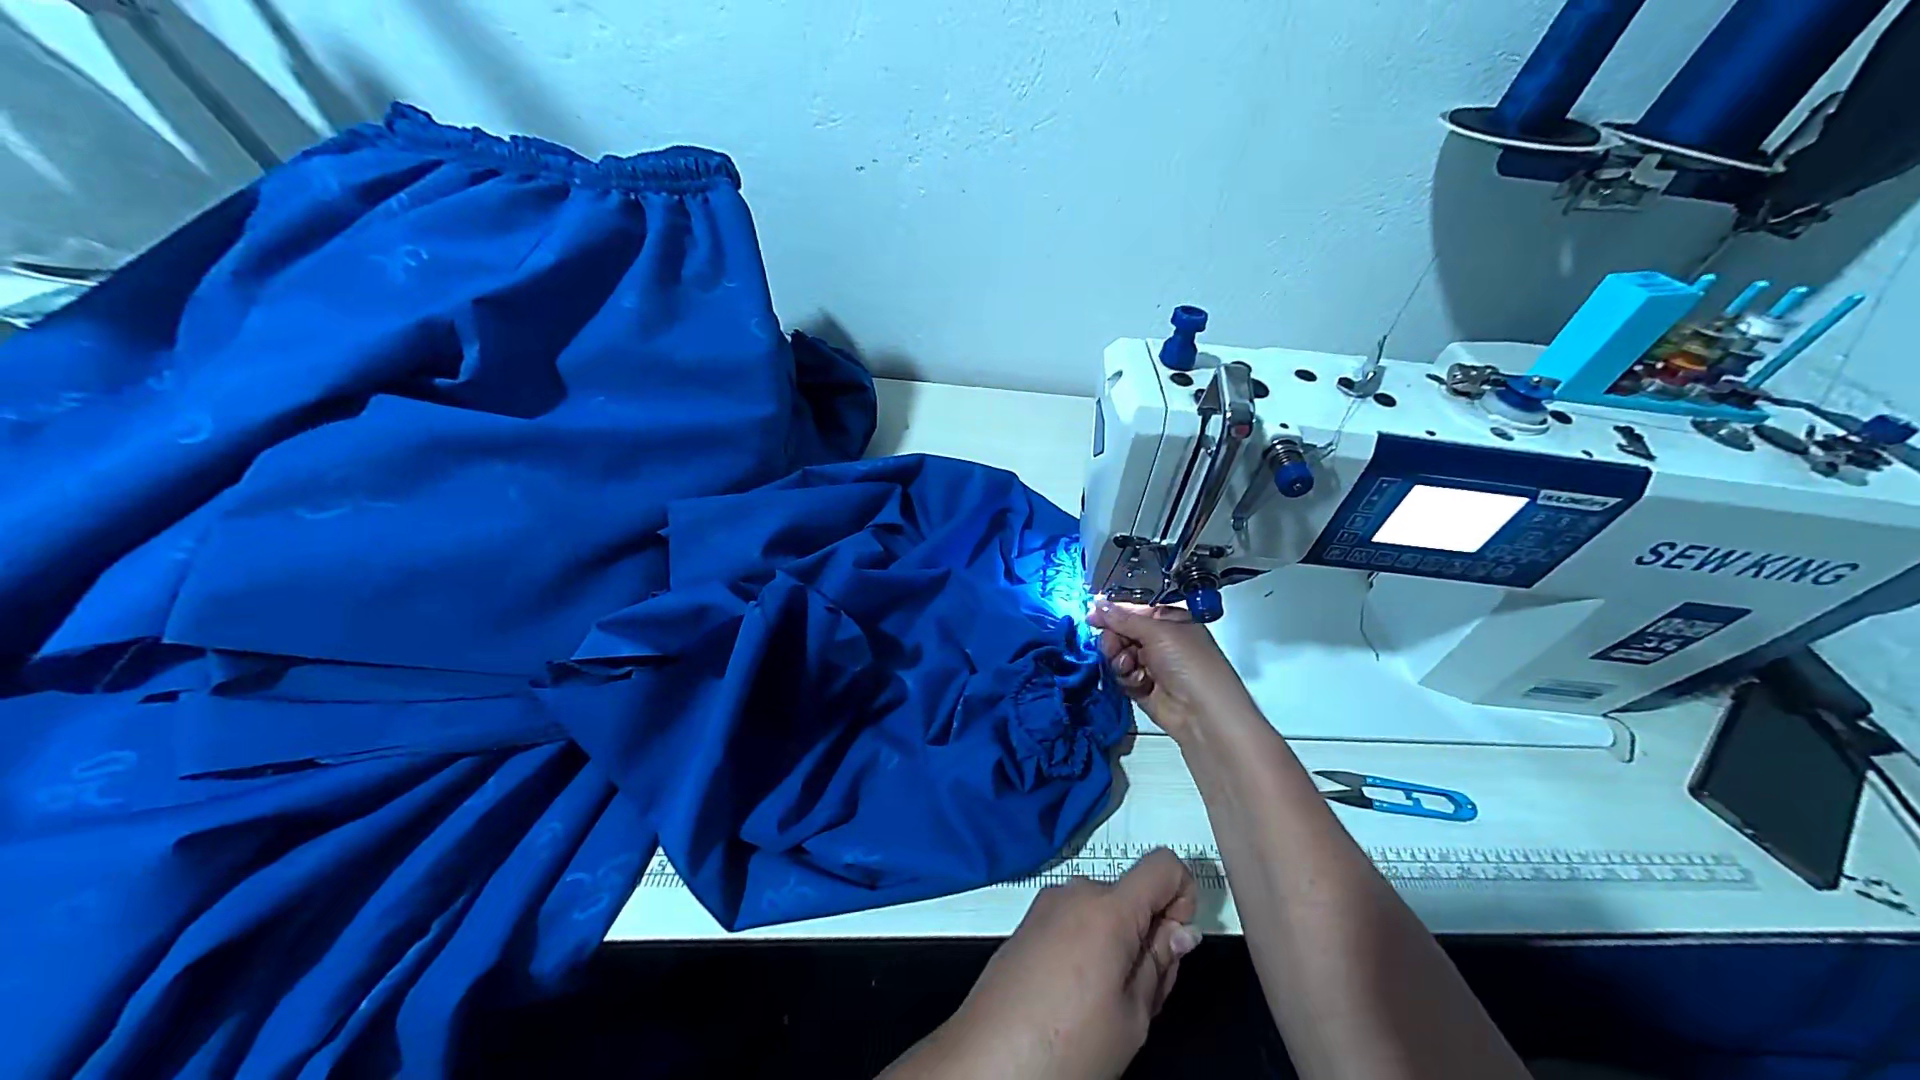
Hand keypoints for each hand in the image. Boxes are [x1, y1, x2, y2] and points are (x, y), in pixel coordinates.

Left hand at [880, 849, 1201, 1079]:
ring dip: (1120, 941)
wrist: (987, 1057)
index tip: (1176, 941)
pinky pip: (1076, 917)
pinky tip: (1078, 993)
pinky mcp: (1029, 920)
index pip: (1164, 863)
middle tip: (1141, 994)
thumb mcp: (1133, 1016)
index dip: (1184, 896)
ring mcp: (1047, 903)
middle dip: (1150, 932)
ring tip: (1106, 1001)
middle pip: (1134, 893)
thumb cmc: (1066, 1044)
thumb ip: (1161, 962)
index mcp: (1106, 907)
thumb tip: (1182, 930)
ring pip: (1105, 908)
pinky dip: (1091, 942)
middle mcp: (1074, 892)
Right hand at [1088, 599, 1256, 742]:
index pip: (1134, 610)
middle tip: (1113, 644)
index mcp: (1170, 620)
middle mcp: (1160, 640)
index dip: (1113, 612)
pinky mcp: (1142, 686)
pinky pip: (1122, 675)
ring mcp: (1151, 664)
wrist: (1202, 712)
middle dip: (1114, 638)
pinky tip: (1139, 682)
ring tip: (1130, 666)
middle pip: (1121, 632)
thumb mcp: (1158, 631)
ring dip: (1119, 659)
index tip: (1092, 615)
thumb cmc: (1189, 663)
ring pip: (1118, 654)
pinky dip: (1126, 677)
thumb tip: (1098, 604)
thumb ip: (1124, 618)